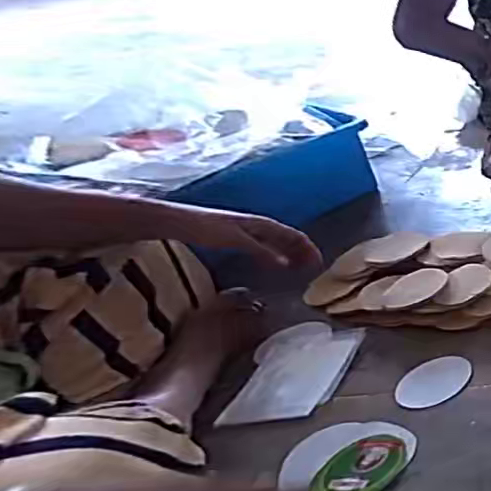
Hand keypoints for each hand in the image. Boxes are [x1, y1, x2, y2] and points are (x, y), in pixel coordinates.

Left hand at [172, 204, 321, 270]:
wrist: (173, 221)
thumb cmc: (205, 228)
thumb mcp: (236, 240)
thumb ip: (261, 251)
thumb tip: (285, 263)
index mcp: (265, 224)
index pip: (296, 236)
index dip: (309, 249)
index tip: (318, 265)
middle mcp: (260, 226)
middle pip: (290, 239)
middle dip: (303, 253)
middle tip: (310, 270)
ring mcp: (249, 231)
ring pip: (279, 243)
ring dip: (291, 255)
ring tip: (296, 268)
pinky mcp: (237, 237)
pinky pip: (266, 246)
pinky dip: (276, 255)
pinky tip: (273, 264)